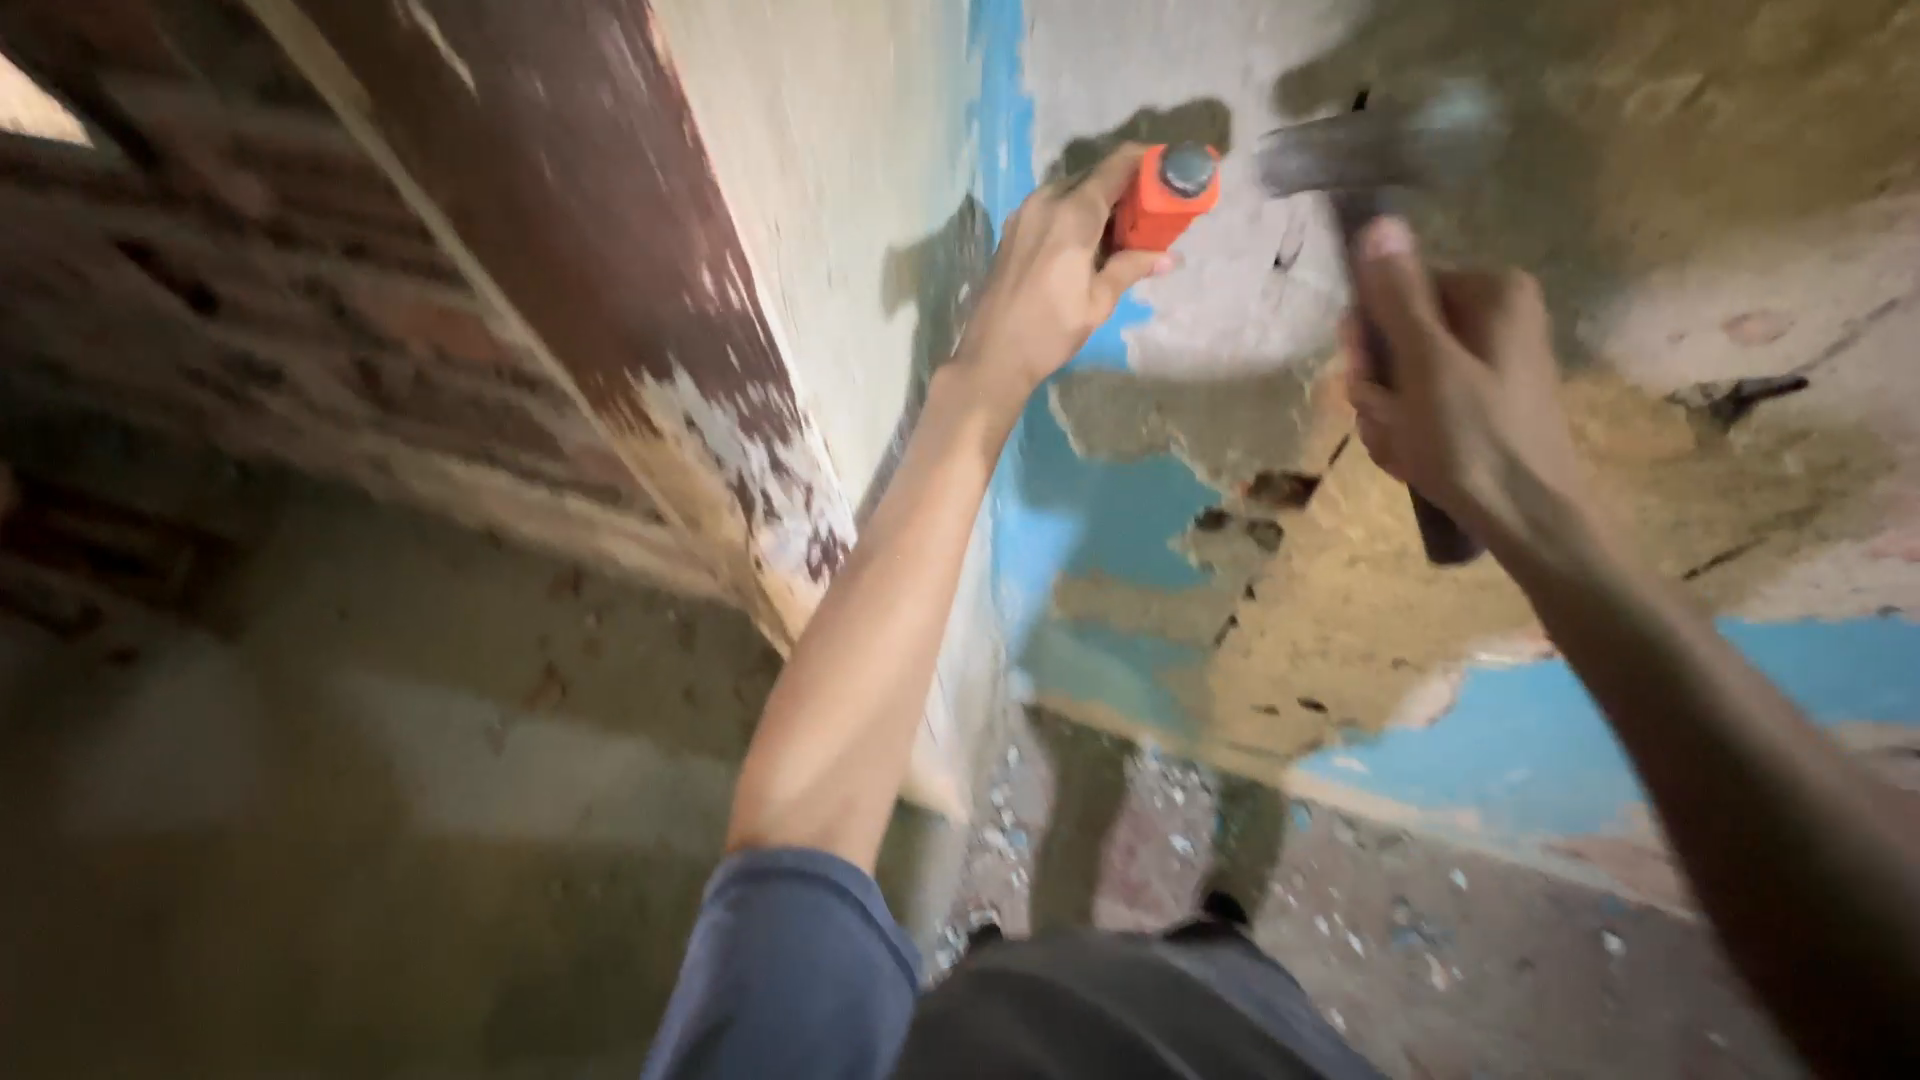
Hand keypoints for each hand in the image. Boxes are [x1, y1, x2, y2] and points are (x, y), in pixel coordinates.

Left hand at [952, 143, 1175, 397]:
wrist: (992, 356)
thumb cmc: (1049, 332)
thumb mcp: (1097, 303)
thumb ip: (1130, 268)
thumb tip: (1169, 257)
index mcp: (1072, 214)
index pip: (1116, 166)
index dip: (1144, 162)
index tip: (1167, 171)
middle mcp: (1045, 202)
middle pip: (1092, 176)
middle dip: (1122, 186)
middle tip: (1146, 211)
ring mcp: (1022, 214)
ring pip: (1068, 190)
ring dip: (1095, 200)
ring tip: (1118, 229)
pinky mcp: (1010, 231)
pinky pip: (1048, 207)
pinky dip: (1071, 212)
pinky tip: (1084, 241)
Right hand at [1341, 218, 1592, 557]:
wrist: (1527, 516)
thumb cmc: (1474, 438)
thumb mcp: (1426, 364)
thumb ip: (1397, 296)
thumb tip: (1377, 222)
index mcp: (1490, 294)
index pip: (1395, 293)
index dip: (1369, 340)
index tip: (1366, 382)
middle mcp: (1494, 317)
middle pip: (1397, 336)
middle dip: (1378, 386)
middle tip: (1388, 420)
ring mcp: (1488, 361)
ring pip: (1401, 377)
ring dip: (1386, 415)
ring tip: (1403, 446)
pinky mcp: (1482, 400)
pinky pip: (1421, 404)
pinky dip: (1407, 431)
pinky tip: (1414, 456)